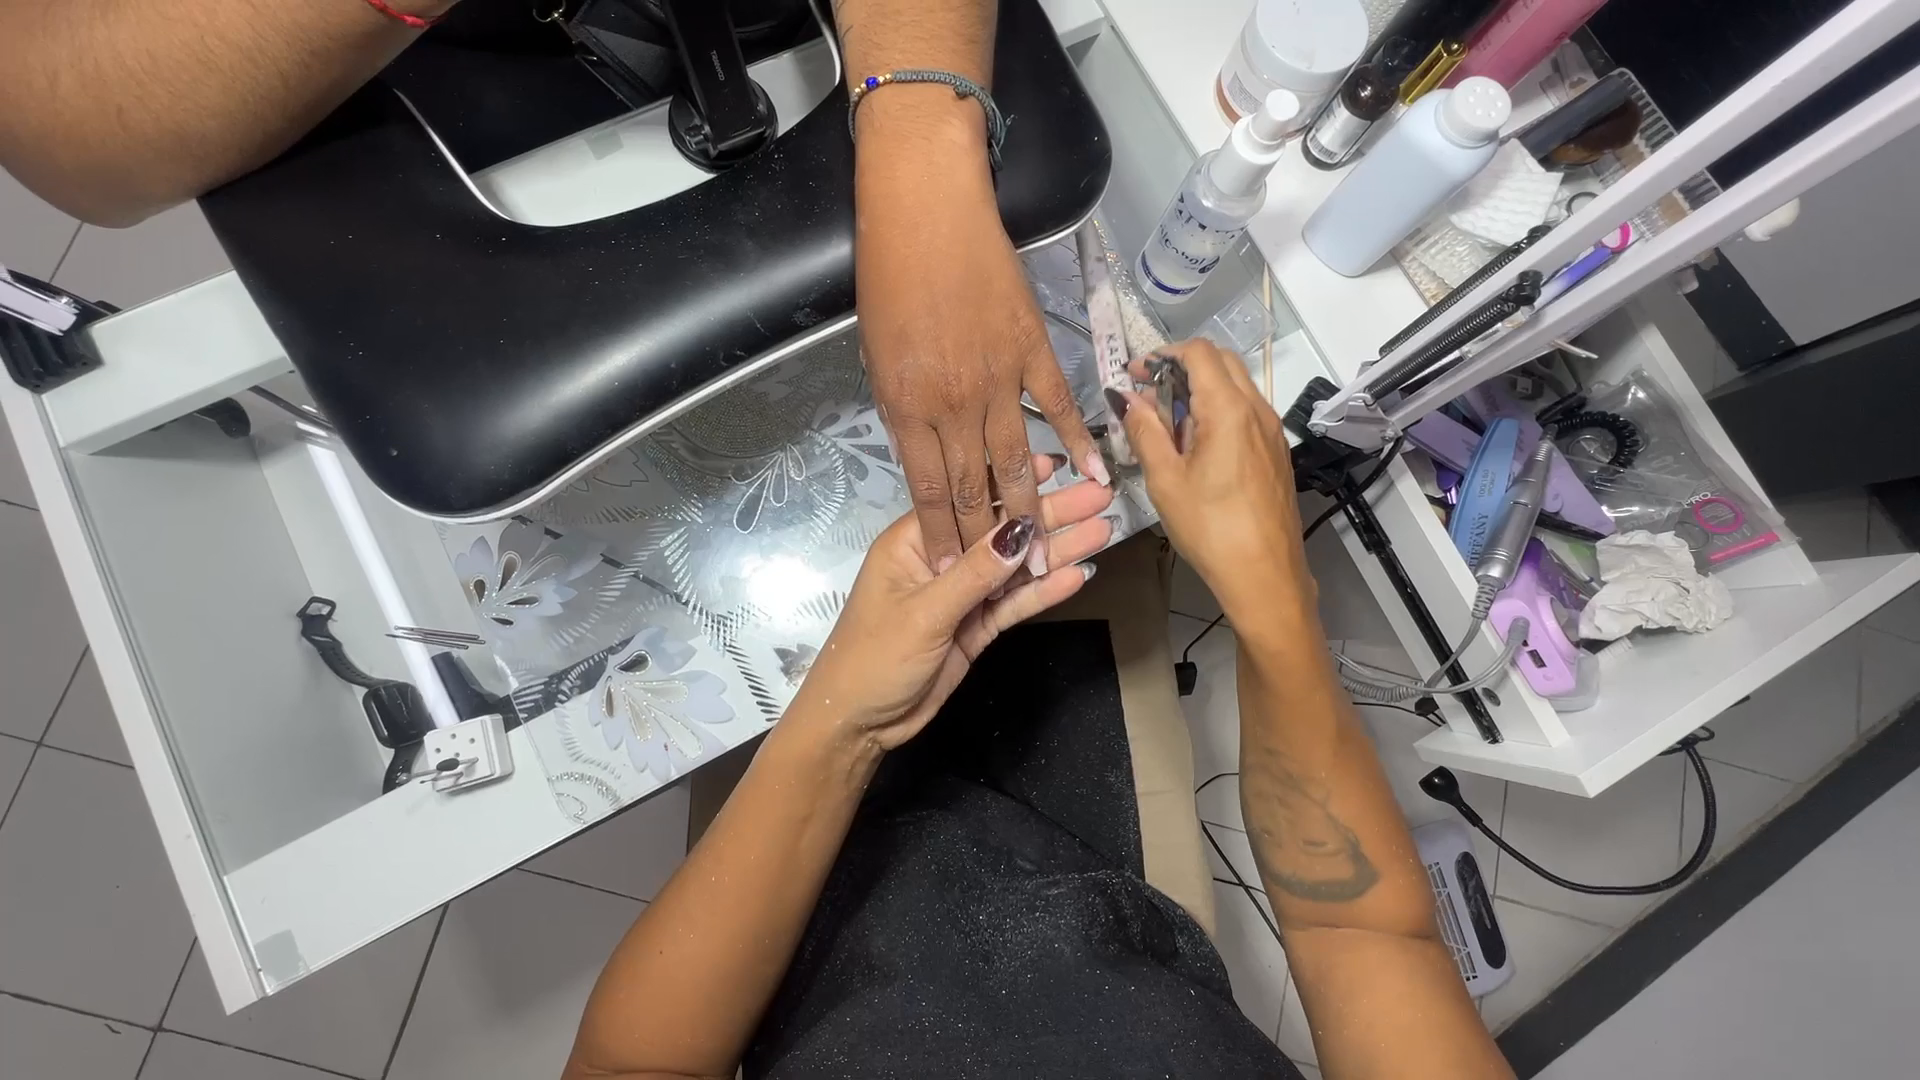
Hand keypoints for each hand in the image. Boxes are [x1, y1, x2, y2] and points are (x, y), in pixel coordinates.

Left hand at [794, 455, 1113, 750]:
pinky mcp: (975, 626)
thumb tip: (1023, 529)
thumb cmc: (874, 658)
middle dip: (1048, 515)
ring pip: (1014, 567)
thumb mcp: (924, 612)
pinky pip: (1013, 603)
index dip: (1012, 481)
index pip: (969, 500)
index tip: (1058, 466)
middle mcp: (941, 559)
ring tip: (1103, 532)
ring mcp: (961, 594)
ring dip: (1056, 551)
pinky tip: (1077, 576)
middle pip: (1001, 531)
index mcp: (914, 540)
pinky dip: (1043, 592)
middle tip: (1099, 498)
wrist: (858, 723)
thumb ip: (976, 572)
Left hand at [853, 100, 1105, 579]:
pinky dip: (1079, 441)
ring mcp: (998, 380)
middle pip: (973, 490)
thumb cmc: (888, 276)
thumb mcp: (876, 355)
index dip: (943, 537)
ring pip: (1017, 461)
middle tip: (1004, 586)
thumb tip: (925, 452)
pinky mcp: (1033, 352)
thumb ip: (902, 410)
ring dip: (1032, 512)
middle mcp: (954, 406)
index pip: (928, 492)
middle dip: (986, 544)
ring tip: (1047, 554)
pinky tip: (1098, 473)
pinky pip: (1059, 406)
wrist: (926, 207)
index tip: (953, 574)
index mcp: (907, 408)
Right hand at [1111, 339, 1314, 616]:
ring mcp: (1272, 431)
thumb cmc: (1209, 528)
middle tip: (1148, 395)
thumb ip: (1145, 431)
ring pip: (1236, 387)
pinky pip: (1245, 413)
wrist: (1264, 575)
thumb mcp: (1165, 480)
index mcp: (1230, 410)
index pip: (1200, 353)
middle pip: (1222, 363)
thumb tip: (1128, 398)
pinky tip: (1195, 446)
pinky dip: (1217, 411)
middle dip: (1181, 367)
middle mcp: (1258, 410)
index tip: (1136, 374)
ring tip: (1167, 424)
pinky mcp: (1275, 452)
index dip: (1163, 354)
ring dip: (1200, 391)